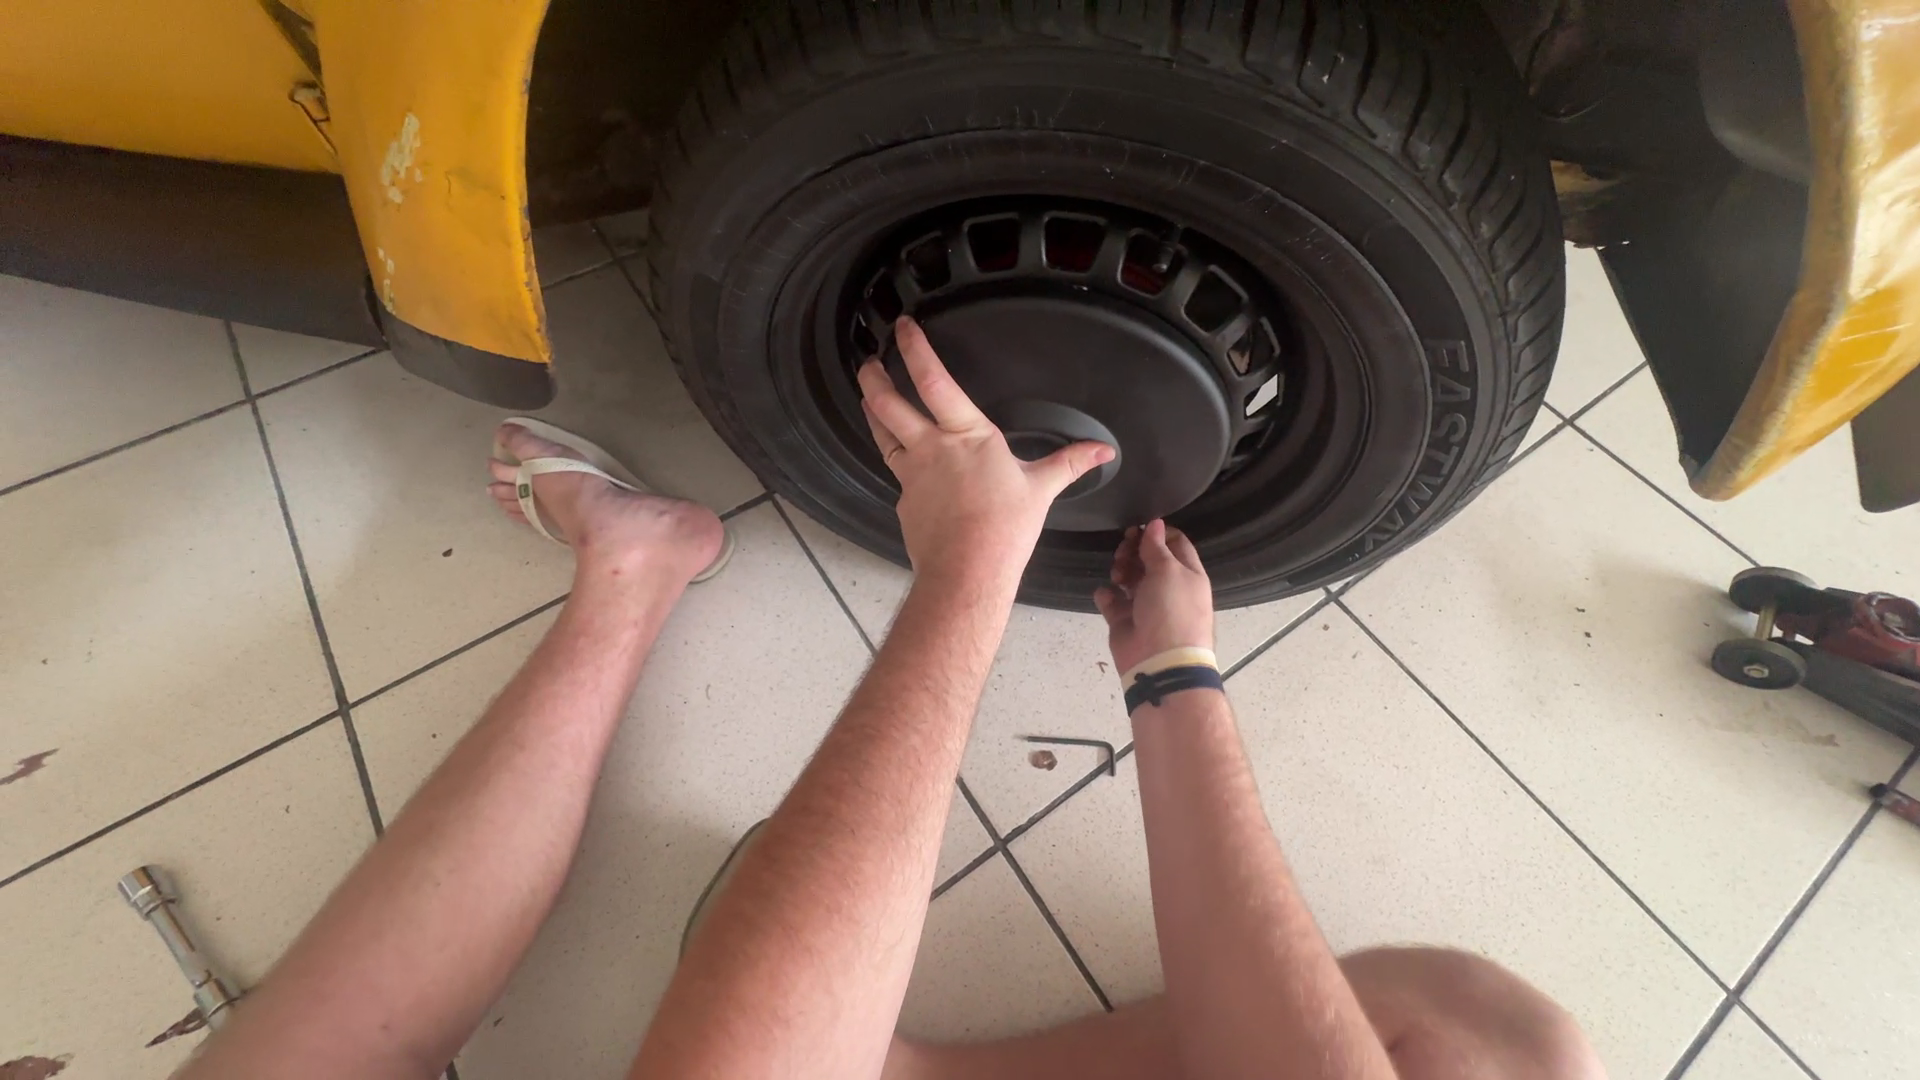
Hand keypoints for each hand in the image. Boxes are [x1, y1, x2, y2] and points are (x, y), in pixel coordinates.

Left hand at [858, 317, 1113, 584]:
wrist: (966, 572)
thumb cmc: (1003, 530)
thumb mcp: (1041, 490)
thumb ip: (1069, 463)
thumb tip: (1102, 451)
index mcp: (967, 436)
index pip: (933, 381)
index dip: (914, 349)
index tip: (902, 326)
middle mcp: (931, 449)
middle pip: (888, 404)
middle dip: (874, 377)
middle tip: (868, 362)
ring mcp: (912, 475)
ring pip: (882, 434)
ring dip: (873, 412)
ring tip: (869, 397)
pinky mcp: (904, 501)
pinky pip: (897, 474)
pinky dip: (898, 462)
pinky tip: (905, 465)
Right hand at [1093, 519, 1214, 673]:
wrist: (1160, 660)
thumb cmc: (1171, 610)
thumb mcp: (1168, 571)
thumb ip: (1157, 546)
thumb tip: (1155, 523)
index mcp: (1187, 574)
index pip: (1174, 543)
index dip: (1156, 533)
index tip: (1137, 530)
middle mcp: (1167, 587)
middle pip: (1147, 559)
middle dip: (1133, 551)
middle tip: (1122, 552)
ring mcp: (1145, 605)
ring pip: (1128, 577)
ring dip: (1120, 570)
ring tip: (1118, 576)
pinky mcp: (1125, 620)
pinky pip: (1112, 601)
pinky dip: (1107, 595)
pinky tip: (1107, 595)